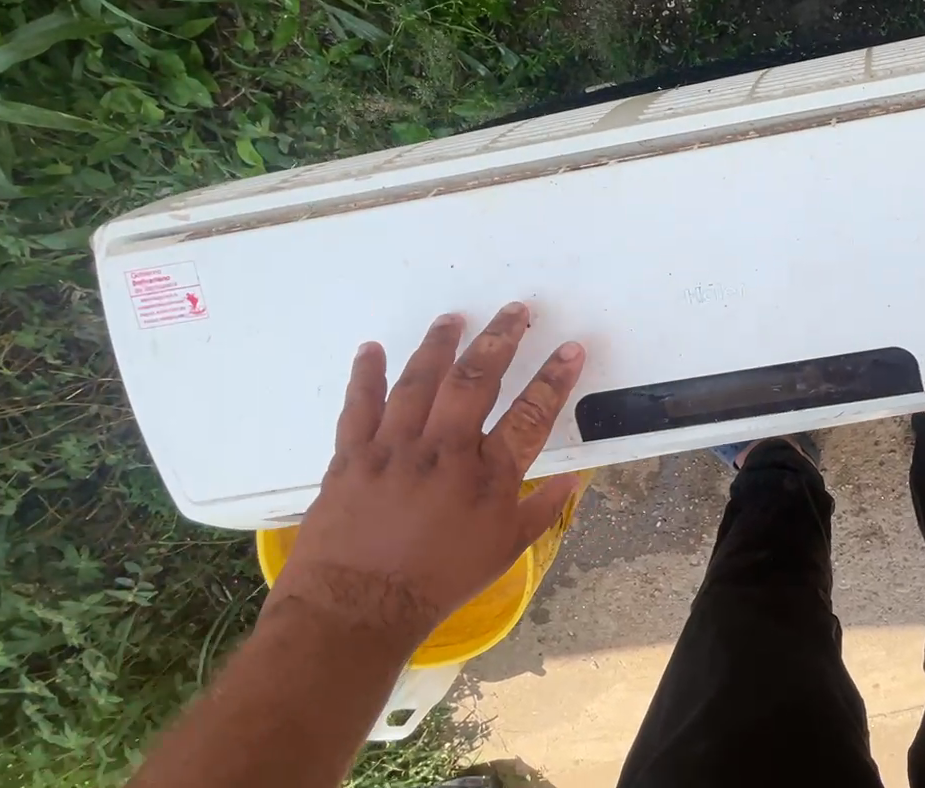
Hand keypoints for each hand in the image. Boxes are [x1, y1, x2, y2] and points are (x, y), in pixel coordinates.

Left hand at [264, 303, 584, 649]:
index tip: (572, 347)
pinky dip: (365, 375)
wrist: (354, 612)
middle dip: (500, 340)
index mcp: (487, 477)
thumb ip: (541, 509)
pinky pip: (358, 407)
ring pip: (420, 383)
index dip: (555, 377)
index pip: (531, 414)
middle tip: (516, 310)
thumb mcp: (504, 550)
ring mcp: (394, 451)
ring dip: (440, 345)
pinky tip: (373, 348)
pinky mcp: (350, 458)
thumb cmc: (438, 582)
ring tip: (454, 317)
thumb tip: (573, 478)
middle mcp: (443, 453)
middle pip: (476, 382)